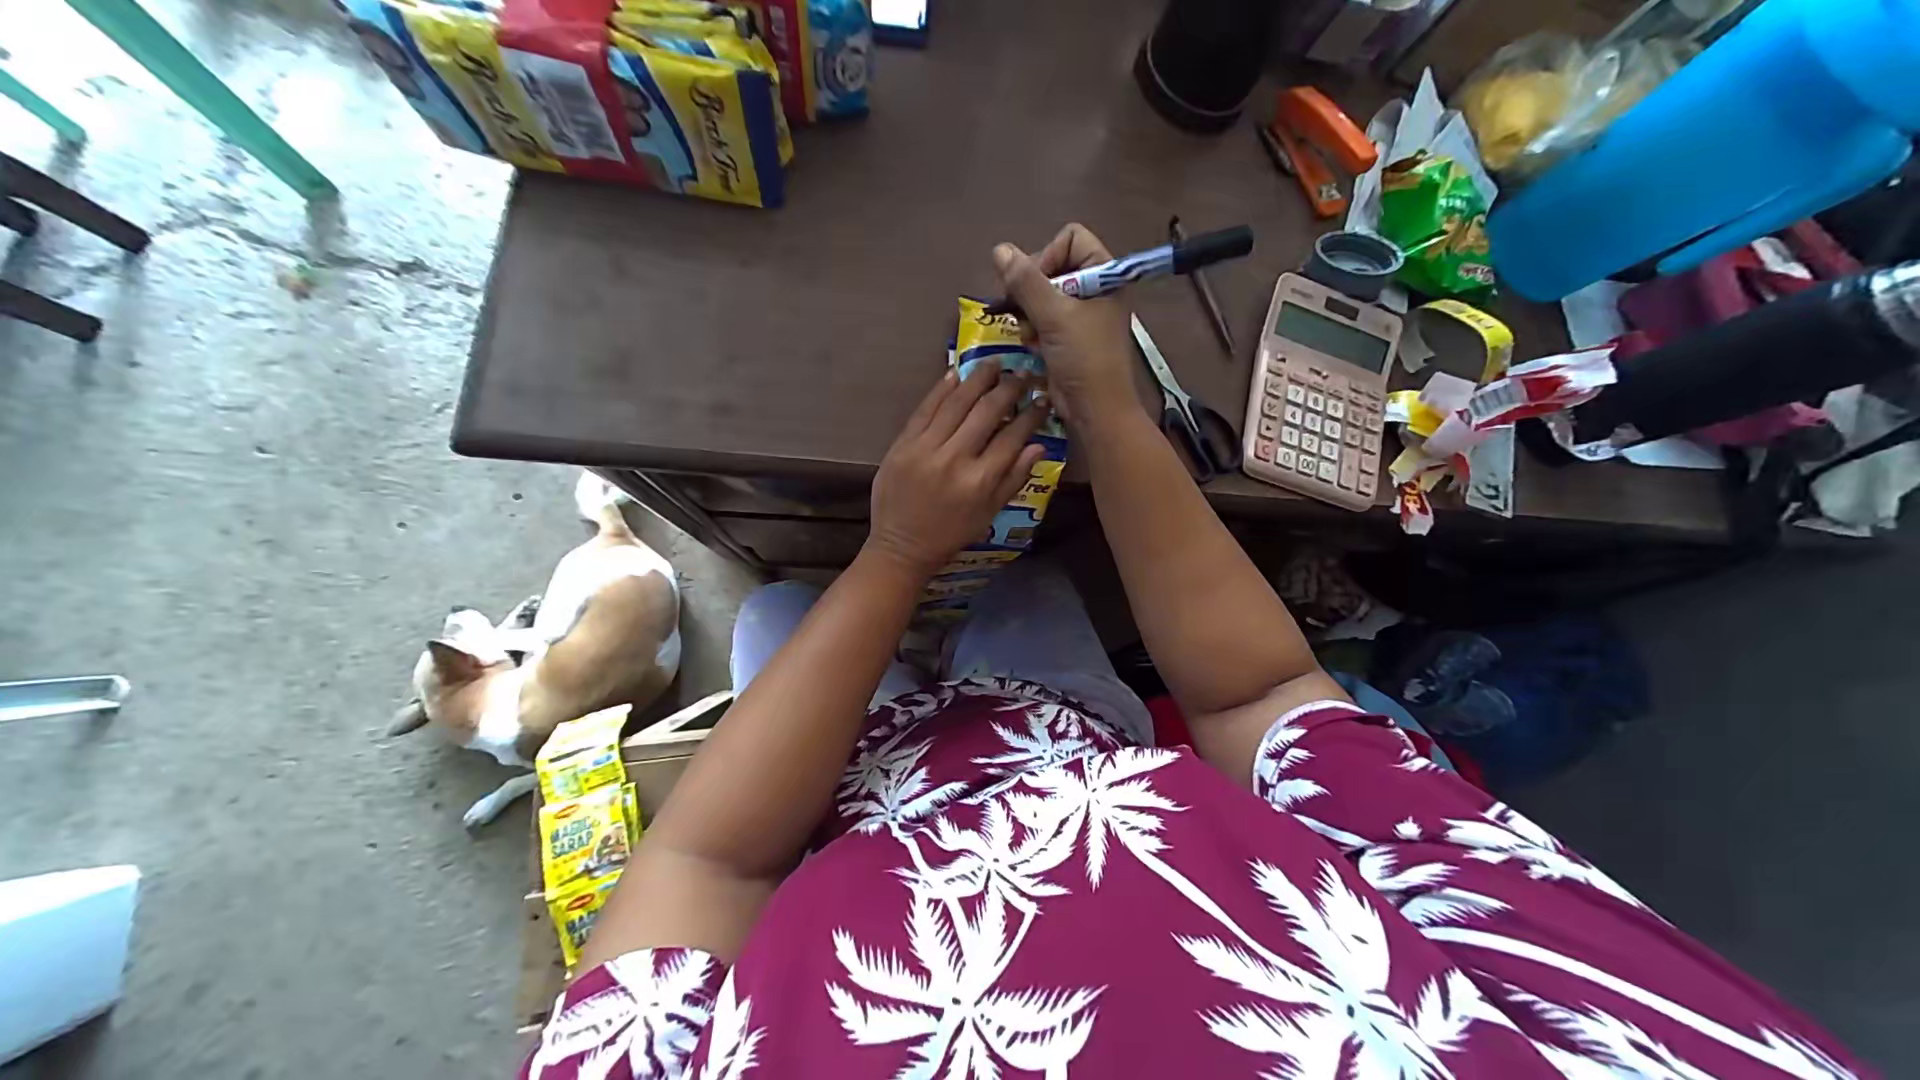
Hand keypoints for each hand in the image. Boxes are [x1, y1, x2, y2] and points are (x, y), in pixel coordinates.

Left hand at [866, 359, 1050, 578]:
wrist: (902, 546)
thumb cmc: (951, 534)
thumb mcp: (989, 513)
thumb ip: (1014, 478)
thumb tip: (1039, 446)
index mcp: (980, 481)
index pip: (1013, 437)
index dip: (1031, 414)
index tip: (1042, 399)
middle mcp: (954, 459)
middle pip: (987, 412)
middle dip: (1008, 389)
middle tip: (1021, 375)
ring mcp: (925, 449)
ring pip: (956, 403)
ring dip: (977, 380)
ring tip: (993, 364)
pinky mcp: (902, 444)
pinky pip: (925, 409)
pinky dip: (941, 389)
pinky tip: (956, 373)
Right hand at [993, 224, 1137, 427]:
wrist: (1095, 409)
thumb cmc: (1084, 358)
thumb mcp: (1054, 316)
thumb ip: (1026, 282)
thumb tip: (999, 250)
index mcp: (1105, 275)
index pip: (1070, 239)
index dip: (1048, 256)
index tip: (1035, 283)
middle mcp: (1094, 288)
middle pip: (1051, 266)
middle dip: (1032, 289)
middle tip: (1022, 310)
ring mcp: (1081, 314)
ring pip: (1041, 295)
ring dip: (1029, 314)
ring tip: (1030, 334)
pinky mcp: (1068, 336)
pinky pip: (1041, 319)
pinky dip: (1033, 330)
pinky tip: (1033, 346)